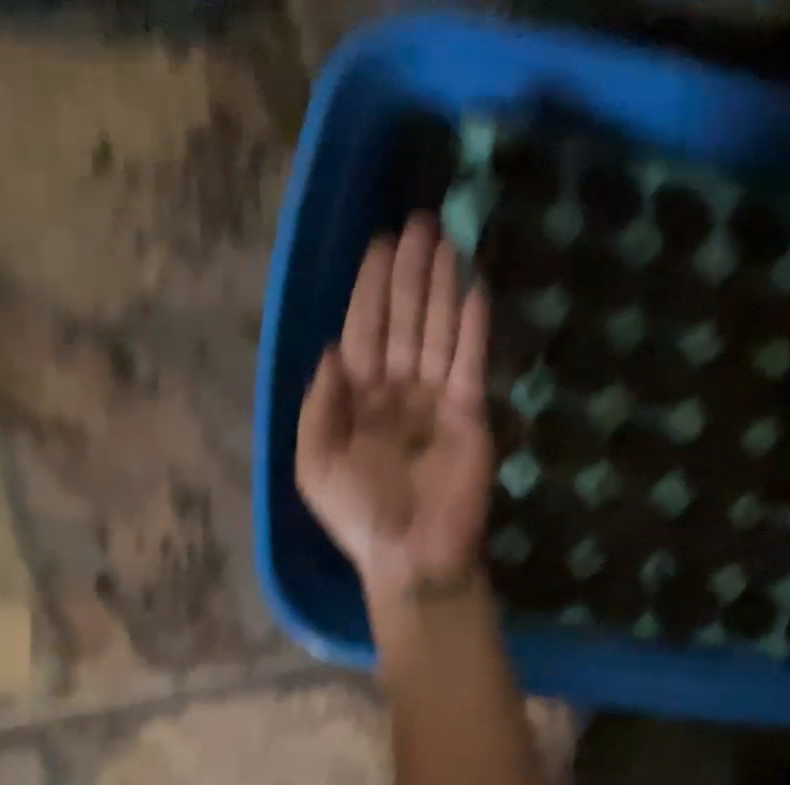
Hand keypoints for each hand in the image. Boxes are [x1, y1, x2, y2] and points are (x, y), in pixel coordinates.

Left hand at [294, 213, 493, 594]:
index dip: (371, 288)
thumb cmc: (359, 514)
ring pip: (438, 331)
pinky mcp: (471, 414)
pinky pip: (470, 363)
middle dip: (410, 273)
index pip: (365, 330)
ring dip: (442, 287)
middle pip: (405, 319)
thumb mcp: (315, 461)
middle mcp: (398, 390)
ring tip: (448, 241)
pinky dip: (473, 329)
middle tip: (421, 223)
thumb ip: (320, 404)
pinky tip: (474, 291)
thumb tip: (332, 350)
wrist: (412, 557)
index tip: (380, 244)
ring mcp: (436, 400)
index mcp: (358, 398)